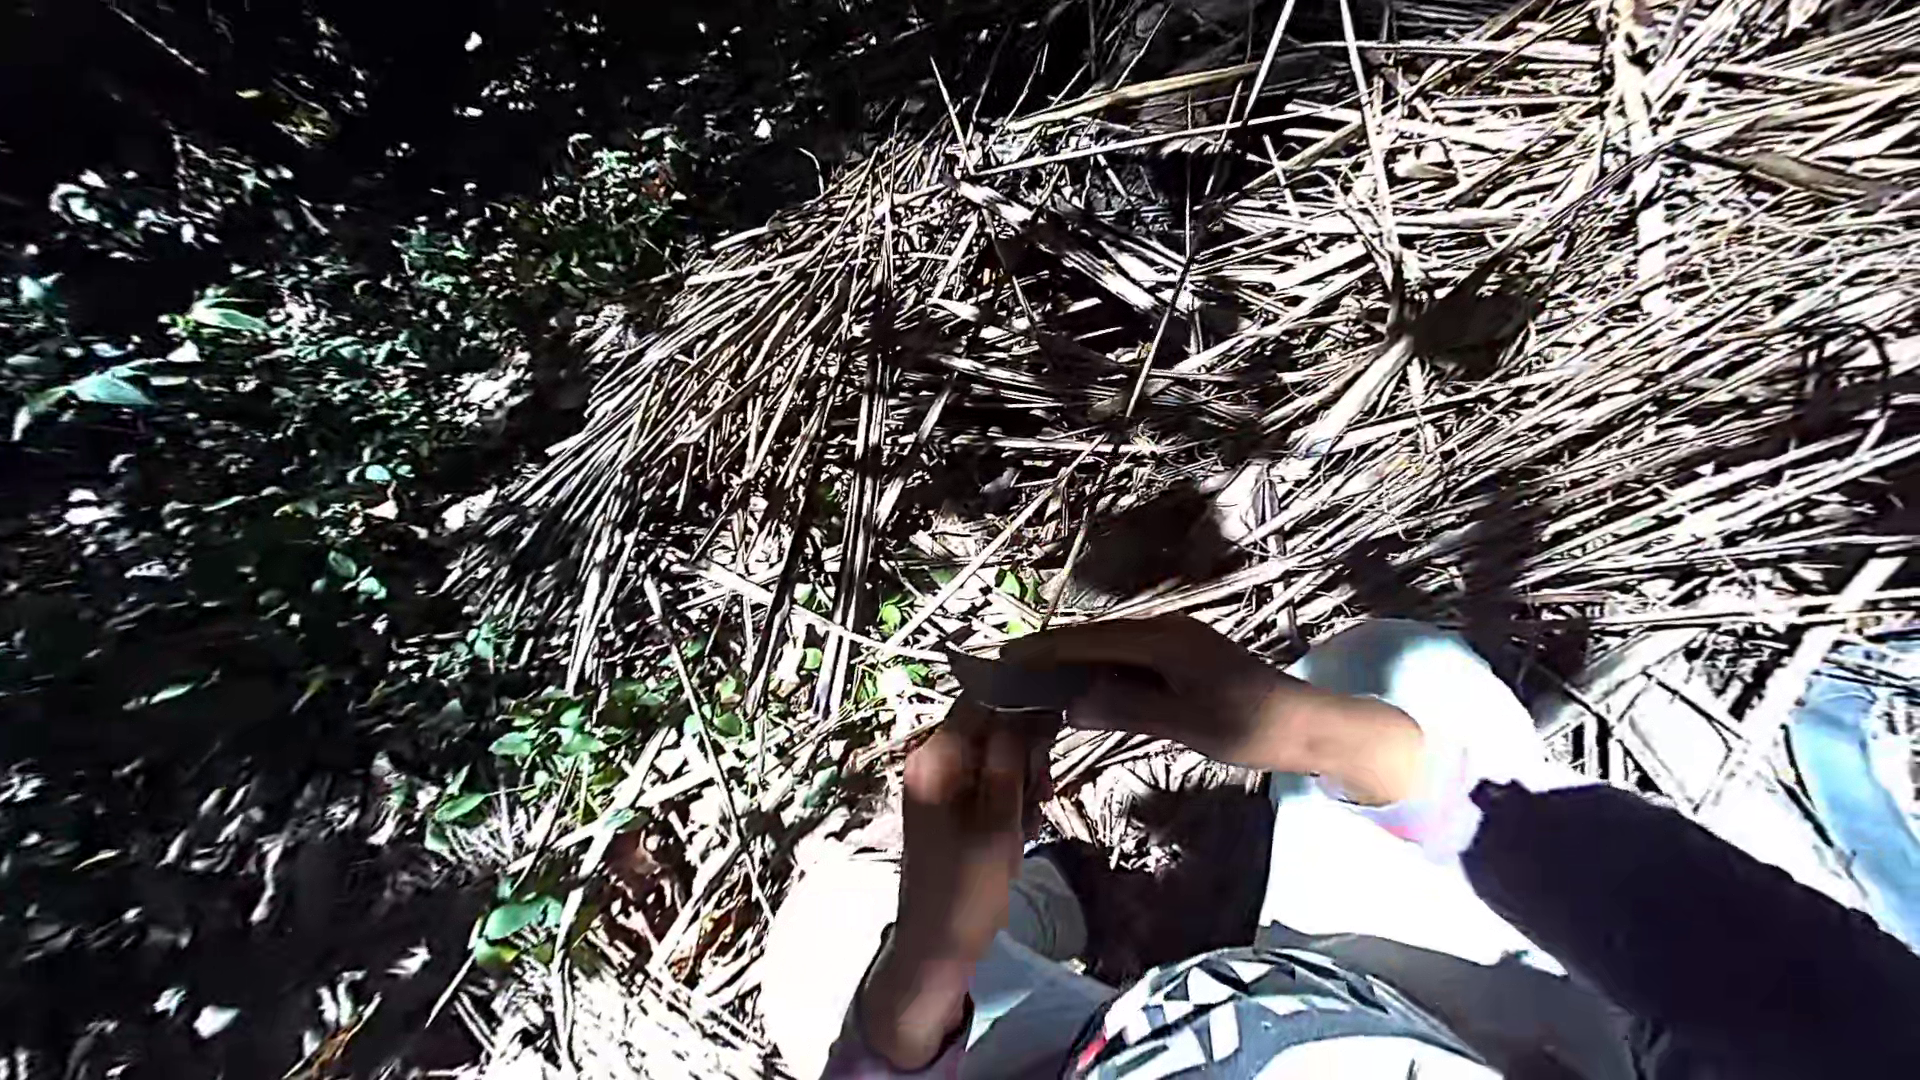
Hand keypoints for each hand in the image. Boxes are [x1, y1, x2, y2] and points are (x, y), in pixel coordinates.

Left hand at [860, 698, 1030, 1068]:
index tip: (1051, 727)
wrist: (936, 947)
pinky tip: (1018, 826)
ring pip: (993, 754)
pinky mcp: (949, 800)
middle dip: (1021, 753)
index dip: (1018, 706)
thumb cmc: (966, 888)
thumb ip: (1009, 760)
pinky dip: (1007, 796)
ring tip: (1029, 816)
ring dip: (1019, 778)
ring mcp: (940, 780)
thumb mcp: (997, 821)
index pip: (979, 702)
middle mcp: (932, 759)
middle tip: (1040, 790)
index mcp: (935, 757)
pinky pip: (985, 779)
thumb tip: (1024, 708)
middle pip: (988, 727)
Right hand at [1001, 615, 1425, 803]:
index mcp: (1163, 639)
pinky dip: (1100, 670)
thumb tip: (1071, 704)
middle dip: (1053, 652)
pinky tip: (1084, 686)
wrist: (1311, 724)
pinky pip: (1128, 658)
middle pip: (1095, 638)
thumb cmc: (1251, 727)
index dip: (1047, 650)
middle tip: (1012, 669)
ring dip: (1075, 661)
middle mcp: (1163, 630)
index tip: (1009, 658)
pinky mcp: (1180, 655)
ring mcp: (1173, 640)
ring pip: (1110, 647)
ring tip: (1036, 678)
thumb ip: (1127, 708)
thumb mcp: (1188, 723)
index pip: (1090, 641)